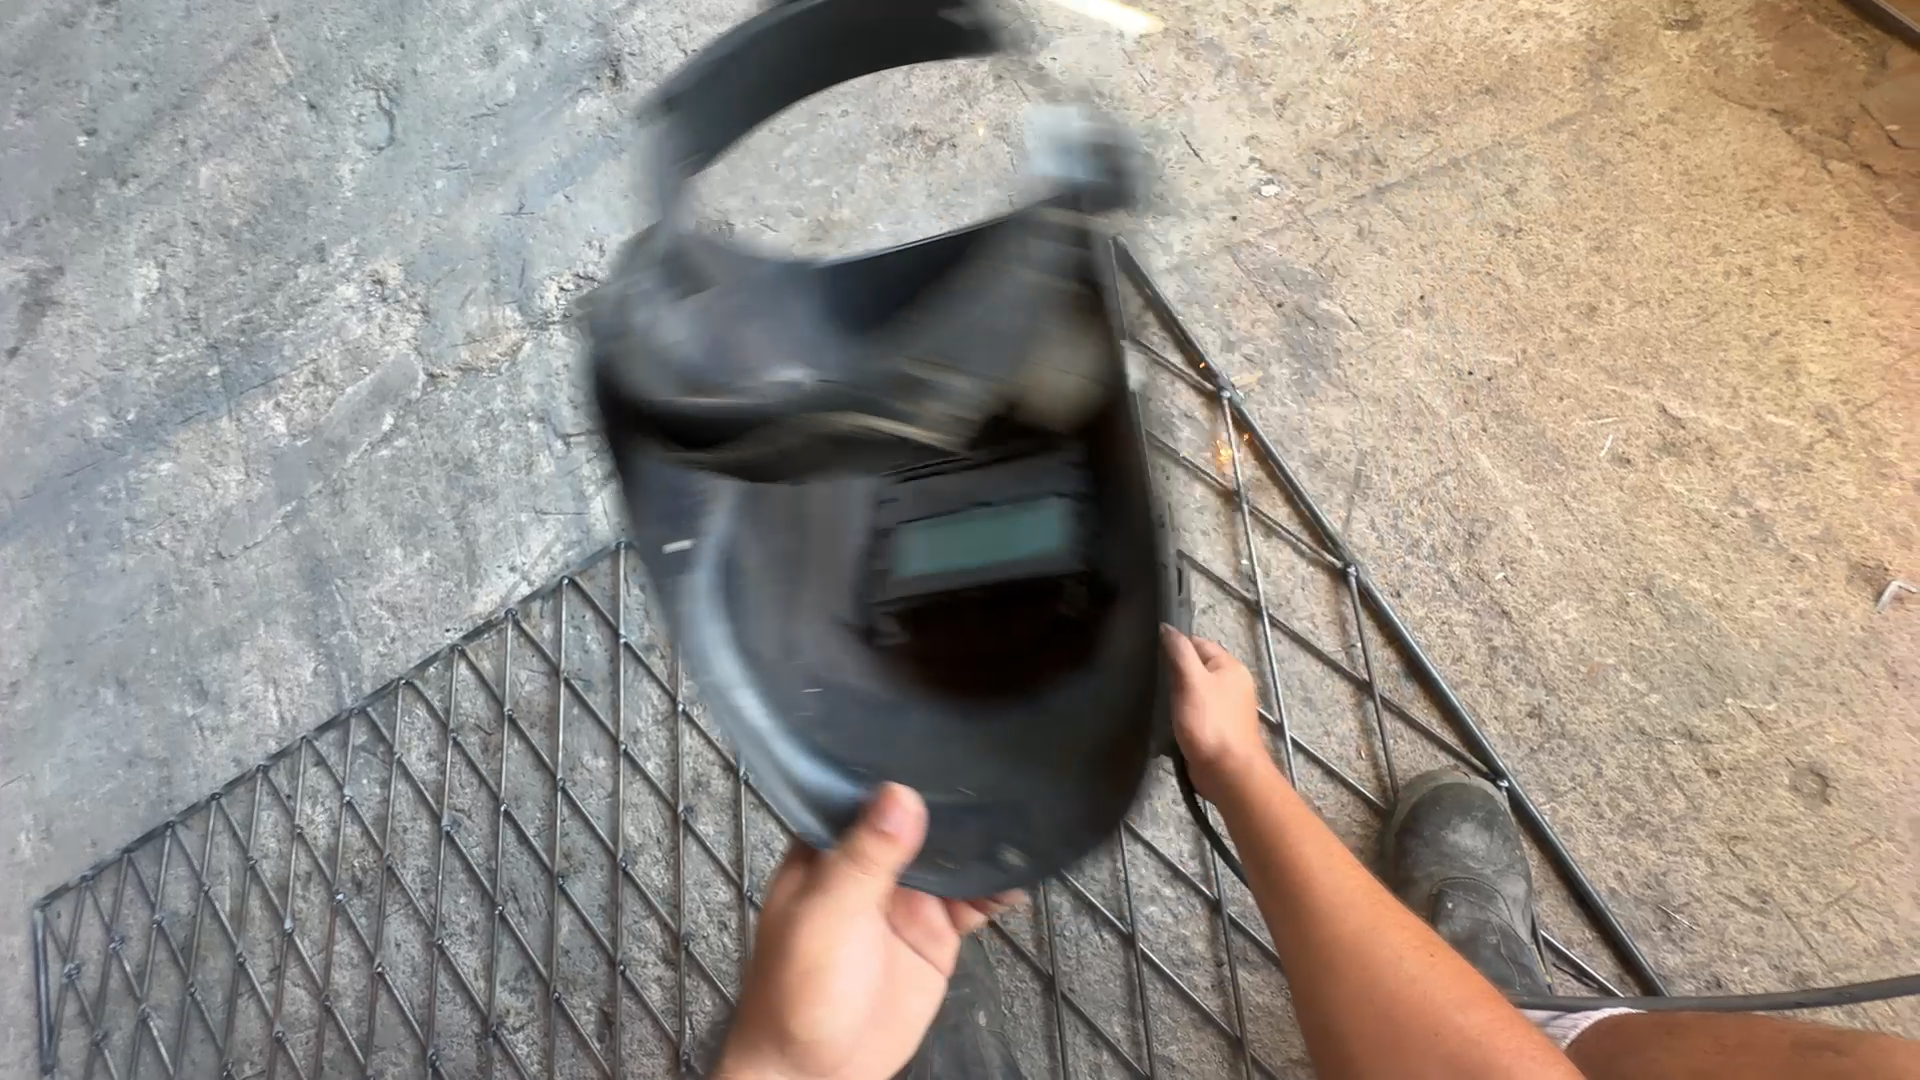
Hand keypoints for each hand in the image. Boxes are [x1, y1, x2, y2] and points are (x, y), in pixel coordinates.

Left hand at [715, 783, 1021, 1079]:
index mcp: (834, 843)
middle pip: (920, 815)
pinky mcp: (936, 929)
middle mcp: (874, 858)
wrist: (818, 1076)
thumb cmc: (800, 987)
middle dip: (954, 794)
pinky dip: (998, 885)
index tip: (945, 731)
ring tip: (1022, 807)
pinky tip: (1022, 873)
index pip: (870, 788)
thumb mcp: (828, 914)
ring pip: (952, 852)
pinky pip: (974, 899)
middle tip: (999, 761)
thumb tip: (901, 793)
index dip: (902, 761)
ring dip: (982, 837)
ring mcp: (908, 893)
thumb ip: (865, 857)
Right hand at [1162, 625, 1274, 800]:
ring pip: (1193, 690)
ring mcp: (1226, 707)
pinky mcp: (1217, 727)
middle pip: (1195, 666)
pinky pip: (1194, 711)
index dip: (1175, 646)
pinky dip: (1180, 713)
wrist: (1227, 772)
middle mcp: (1232, 683)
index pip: (1198, 643)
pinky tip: (1166, 719)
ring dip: (1175, 695)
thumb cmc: (1209, 722)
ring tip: (1155, 699)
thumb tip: (1166, 627)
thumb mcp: (1190, 680)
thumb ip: (1179, 651)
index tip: (1151, 656)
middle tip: (1150, 679)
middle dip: (1174, 672)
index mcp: (1230, 667)